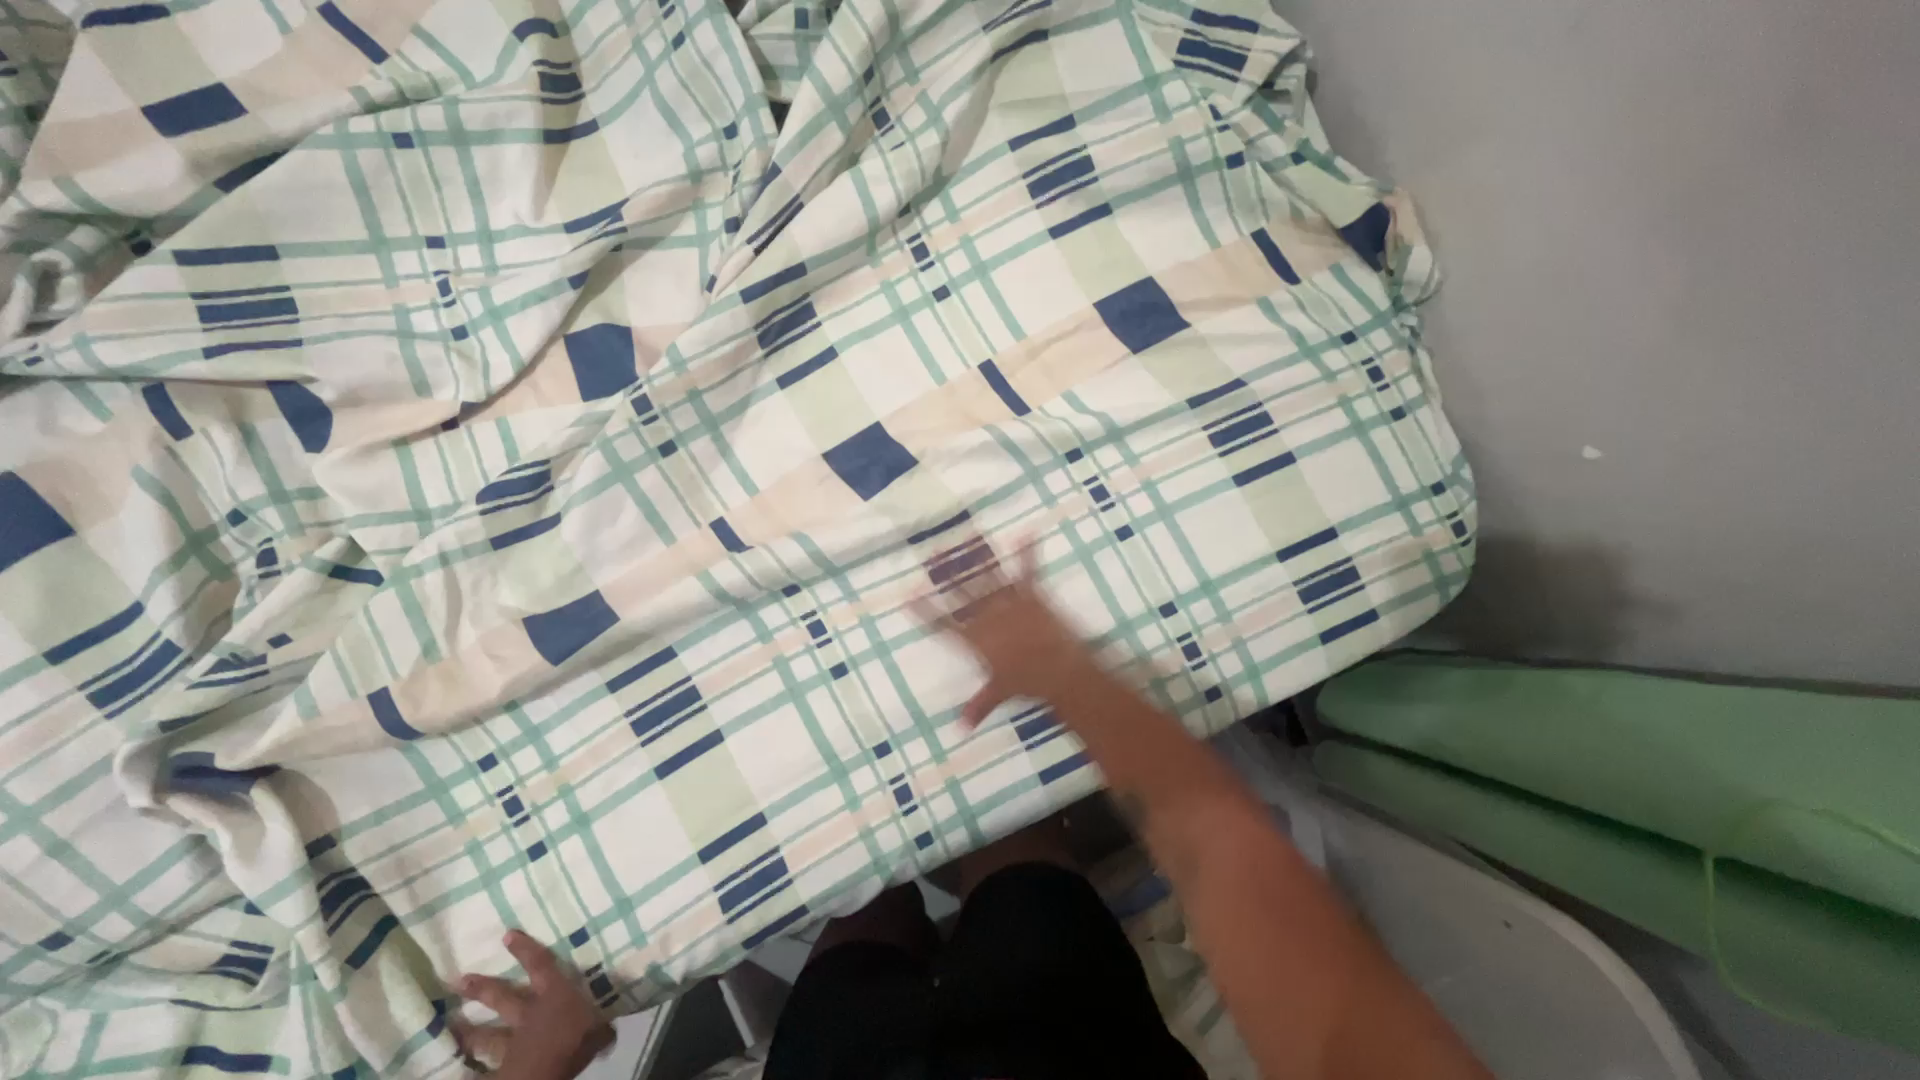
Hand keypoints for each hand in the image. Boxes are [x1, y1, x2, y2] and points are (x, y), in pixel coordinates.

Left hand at [453, 930, 613, 1079]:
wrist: (545, 1074)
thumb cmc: (576, 1042)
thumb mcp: (600, 1031)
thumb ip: (602, 1027)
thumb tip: (608, 1025)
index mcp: (554, 995)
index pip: (540, 965)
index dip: (525, 949)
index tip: (507, 935)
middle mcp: (529, 1014)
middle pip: (503, 998)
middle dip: (483, 989)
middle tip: (460, 980)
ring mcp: (512, 1042)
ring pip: (487, 1035)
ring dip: (470, 1032)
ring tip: (452, 1026)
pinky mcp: (504, 1067)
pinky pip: (486, 1068)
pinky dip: (474, 1071)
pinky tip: (462, 1071)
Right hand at [910, 535, 1097, 725]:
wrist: (1057, 673)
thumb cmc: (1026, 684)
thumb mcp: (999, 693)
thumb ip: (979, 705)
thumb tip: (961, 728)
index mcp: (974, 640)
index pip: (942, 624)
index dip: (923, 610)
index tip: (907, 596)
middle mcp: (986, 617)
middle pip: (961, 593)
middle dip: (945, 572)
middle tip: (931, 554)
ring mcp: (1008, 603)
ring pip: (988, 576)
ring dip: (976, 556)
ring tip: (965, 537)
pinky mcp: (1032, 595)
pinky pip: (1027, 570)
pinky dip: (1027, 551)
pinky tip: (1026, 533)